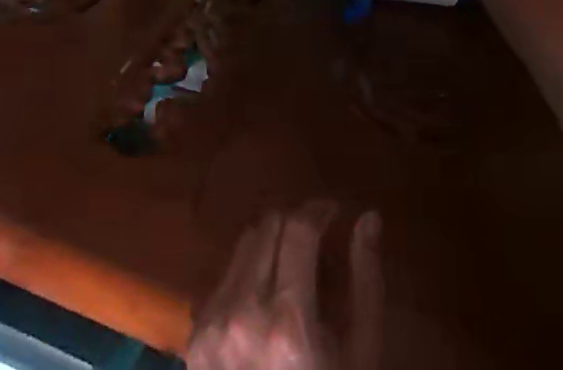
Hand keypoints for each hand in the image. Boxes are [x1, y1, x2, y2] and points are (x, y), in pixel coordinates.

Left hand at [187, 201, 382, 369]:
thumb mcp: (362, 353)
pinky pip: (224, 277)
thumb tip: (367, 217)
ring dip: (271, 243)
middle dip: (296, 224)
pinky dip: (249, 273)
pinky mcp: (195, 334)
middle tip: (319, 241)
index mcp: (289, 323)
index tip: (333, 211)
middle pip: (267, 228)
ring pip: (243, 245)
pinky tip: (267, 299)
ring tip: (295, 268)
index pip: (298, 229)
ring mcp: (212, 324)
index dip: (318, 210)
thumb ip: (366, 281)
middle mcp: (243, 313)